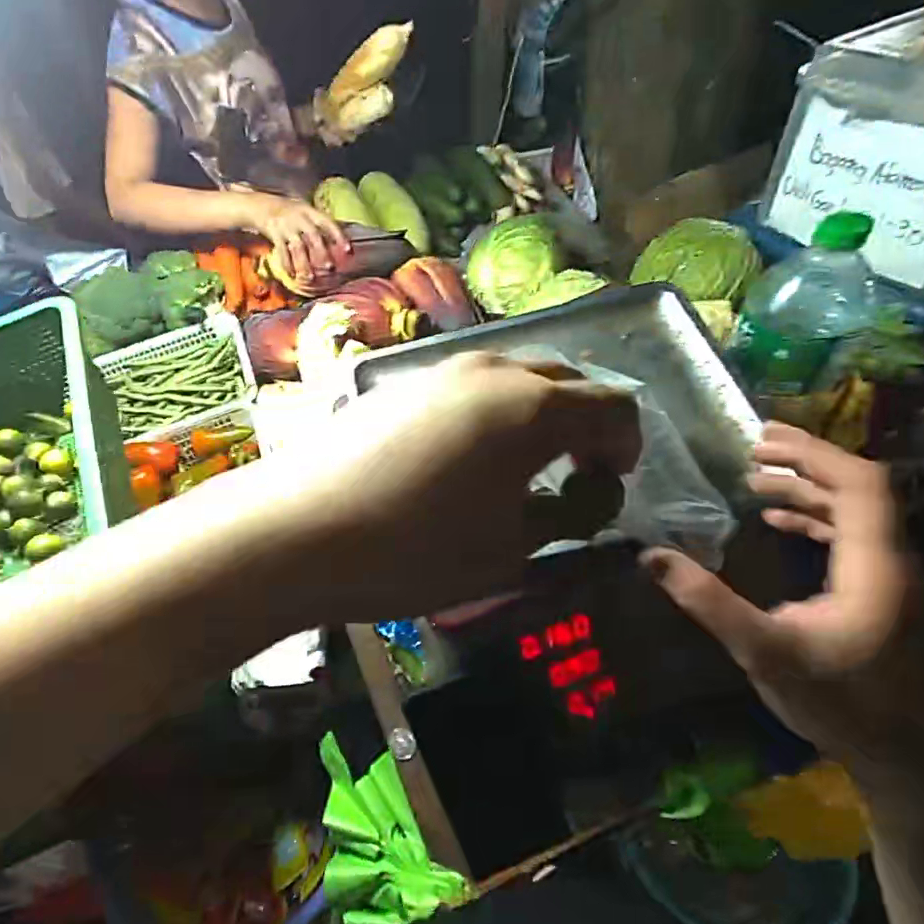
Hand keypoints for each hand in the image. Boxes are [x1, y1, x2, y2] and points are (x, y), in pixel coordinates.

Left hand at [235, 353, 640, 620]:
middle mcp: (489, 371)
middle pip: (563, 381)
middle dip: (583, 424)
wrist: (297, 533)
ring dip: (532, 416)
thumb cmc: (414, 551)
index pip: (613, 405)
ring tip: (517, 469)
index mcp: (533, 406)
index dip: (626, 445)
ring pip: (509, 379)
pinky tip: (460, 460)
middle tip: (573, 475)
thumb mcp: (507, 553)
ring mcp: (435, 372)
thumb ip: (563, 521)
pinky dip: (485, 415)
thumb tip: (583, 501)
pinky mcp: (393, 387)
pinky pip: (462, 390)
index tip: (611, 484)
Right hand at [245, 193, 348, 281]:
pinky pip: (282, 251)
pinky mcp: (274, 233)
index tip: (348, 250)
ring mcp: (286, 225)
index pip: (327, 223)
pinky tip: (292, 275)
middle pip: (313, 236)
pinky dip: (287, 264)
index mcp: (309, 211)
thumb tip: (336, 243)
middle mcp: (299, 217)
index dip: (339, 236)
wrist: (261, 205)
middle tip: (329, 268)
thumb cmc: (289, 211)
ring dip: (305, 263)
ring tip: (310, 277)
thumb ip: (318, 224)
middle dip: (322, 253)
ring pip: (298, 247)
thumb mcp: (304, 211)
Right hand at [642, 423, 923, 764]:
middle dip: (806, 464)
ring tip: (755, 484)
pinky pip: (854, 538)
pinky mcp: (885, 594)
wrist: (902, 751)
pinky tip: (778, 525)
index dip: (814, 455)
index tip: (762, 443)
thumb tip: (651, 557)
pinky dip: (816, 521)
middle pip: (860, 490)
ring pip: (858, 514)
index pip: (861, 485)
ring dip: (809, 492)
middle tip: (752, 451)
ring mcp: (894, 578)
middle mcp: (893, 561)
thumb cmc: (836, 699)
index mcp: (874, 565)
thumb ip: (708, 601)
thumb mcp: (762, 650)